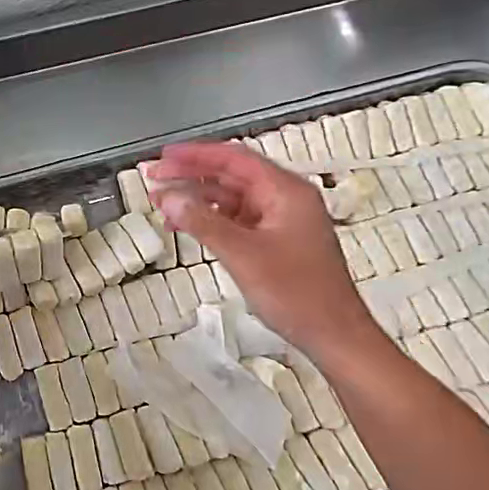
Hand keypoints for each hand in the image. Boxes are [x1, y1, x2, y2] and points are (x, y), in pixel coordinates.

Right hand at [149, 142, 388, 362]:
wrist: (333, 334)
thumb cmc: (299, 295)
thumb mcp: (243, 255)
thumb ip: (203, 223)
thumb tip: (170, 198)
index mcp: (286, 192)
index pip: (234, 159)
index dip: (195, 154)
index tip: (165, 156)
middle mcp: (284, 199)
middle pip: (230, 175)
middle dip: (190, 175)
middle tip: (155, 176)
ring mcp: (280, 221)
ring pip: (230, 198)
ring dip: (195, 198)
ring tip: (161, 201)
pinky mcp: (274, 241)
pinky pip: (235, 219)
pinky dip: (209, 219)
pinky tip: (185, 225)